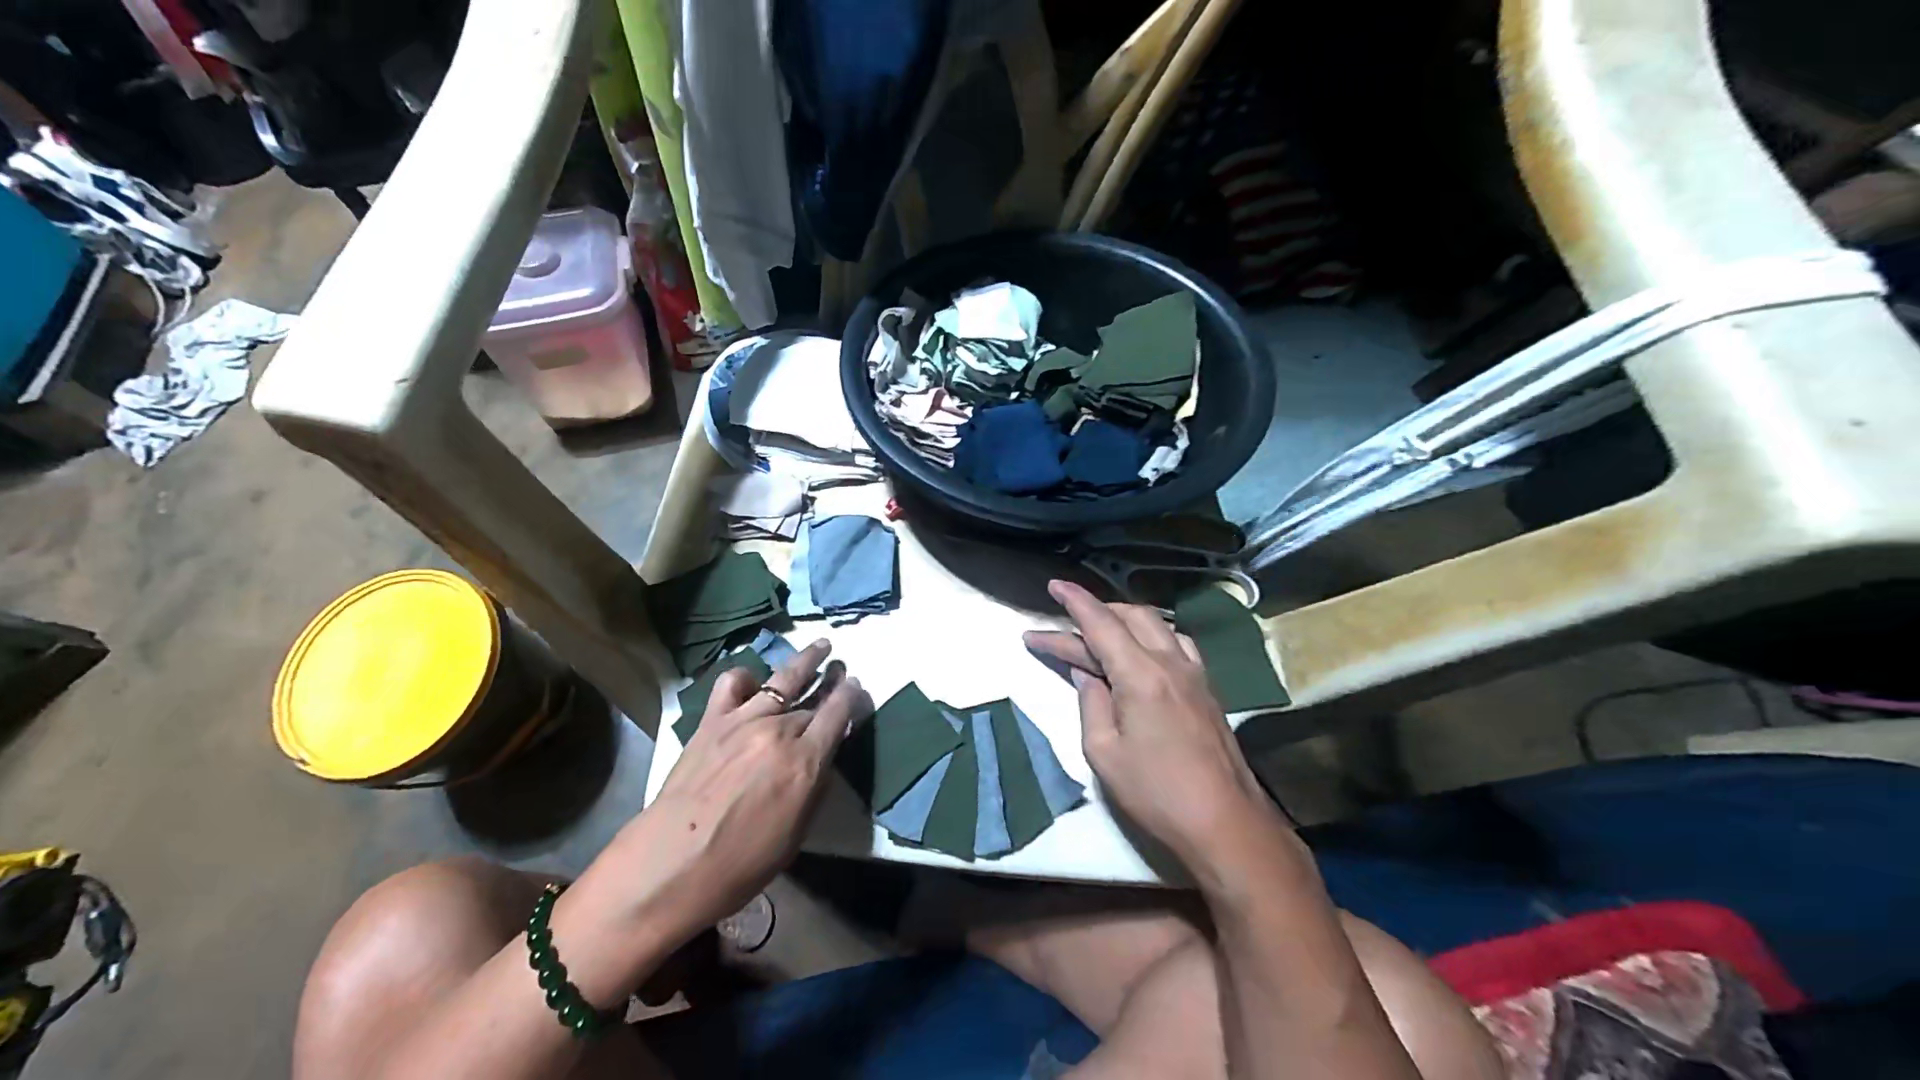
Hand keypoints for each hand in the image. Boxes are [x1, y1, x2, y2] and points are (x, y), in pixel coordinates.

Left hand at [566, 641, 871, 960]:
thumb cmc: (743, 862)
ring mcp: (744, 719)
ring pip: (783, 678)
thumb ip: (814, 787)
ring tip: (820, 647)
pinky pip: (733, 683)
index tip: (858, 686)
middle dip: (832, 683)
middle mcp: (779, 730)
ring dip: (806, 660)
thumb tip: (821, 758)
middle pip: (813, 698)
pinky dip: (748, 677)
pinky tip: (754, 680)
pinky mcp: (712, 720)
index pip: (840, 712)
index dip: (853, 696)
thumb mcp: (797, 832)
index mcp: (806, 760)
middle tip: (841, 671)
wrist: (673, 863)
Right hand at [1024, 580, 1290, 869]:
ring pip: (1157, 625)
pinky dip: (1151, 636)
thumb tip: (1086, 674)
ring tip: (1100, 634)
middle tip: (1065, 625)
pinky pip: (1177, 644)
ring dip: (1125, 621)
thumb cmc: (1156, 792)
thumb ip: (1092, 703)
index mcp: (1141, 675)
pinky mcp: (1208, 690)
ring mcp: (1195, 674)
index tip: (1054, 584)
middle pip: (1131, 616)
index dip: (1075, 601)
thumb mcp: (1105, 752)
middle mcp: (1171, 663)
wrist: (1226, 824)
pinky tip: (1142, 653)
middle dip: (1096, 611)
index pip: (1101, 623)